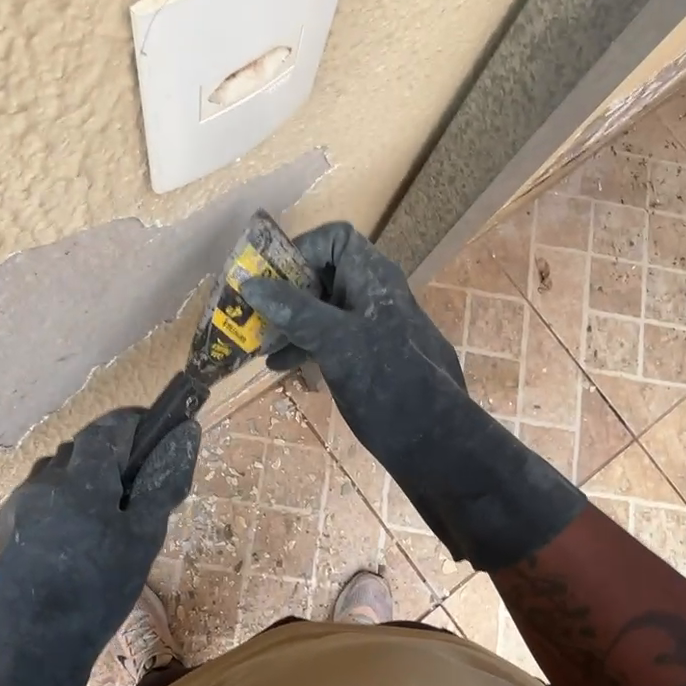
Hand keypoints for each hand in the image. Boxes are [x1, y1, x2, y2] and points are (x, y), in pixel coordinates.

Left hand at [0, 407, 199, 641]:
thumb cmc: (96, 585)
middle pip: (81, 449)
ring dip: (83, 479)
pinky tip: (77, 538)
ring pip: (58, 474)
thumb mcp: (143, 536)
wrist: (28, 642)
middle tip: (138, 483)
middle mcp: (47, 480)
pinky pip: (43, 500)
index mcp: (82, 475)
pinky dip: (64, 504)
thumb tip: (186, 434)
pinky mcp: (10, 532)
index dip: (133, 424)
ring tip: (108, 513)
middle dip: (109, 454)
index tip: (156, 431)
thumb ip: (163, 483)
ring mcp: (23, 506)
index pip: (108, 427)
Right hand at [241, 224, 583, 571]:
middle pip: (323, 275)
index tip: (268, 278)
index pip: (335, 239)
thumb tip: (249, 283)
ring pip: (323, 312)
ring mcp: (374, 330)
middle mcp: (374, 297)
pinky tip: (283, 368)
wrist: (436, 446)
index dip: (300, 250)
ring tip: (261, 349)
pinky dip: (305, 347)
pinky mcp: (371, 361)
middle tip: (253, 317)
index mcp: (374, 280)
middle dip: (285, 294)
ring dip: (290, 324)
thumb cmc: (389, 385)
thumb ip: (294, 310)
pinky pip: (330, 341)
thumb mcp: (337, 342)